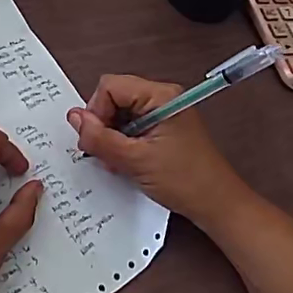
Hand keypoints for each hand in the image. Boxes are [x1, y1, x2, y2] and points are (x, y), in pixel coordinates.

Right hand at [67, 75, 253, 225]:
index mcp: (161, 95)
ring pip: (120, 113)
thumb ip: (100, 137)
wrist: (217, 205)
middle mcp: (162, 97)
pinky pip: (131, 125)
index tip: (95, 138)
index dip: (96, 111)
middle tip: (105, 152)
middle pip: (114, 97)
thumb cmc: (186, 180)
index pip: (110, 86)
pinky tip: (126, 162)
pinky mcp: (163, 127)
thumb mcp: (134, 160)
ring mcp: (163, 112)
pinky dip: (122, 142)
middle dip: (103, 124)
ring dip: (112, 136)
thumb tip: (74, 117)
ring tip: (118, 161)